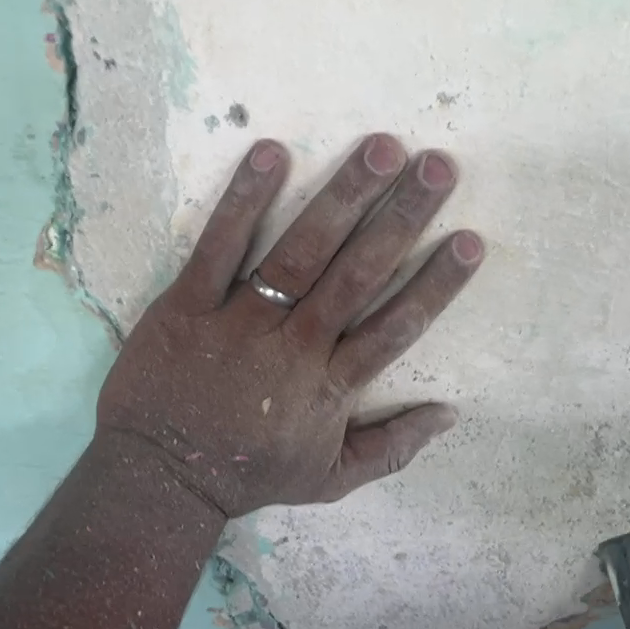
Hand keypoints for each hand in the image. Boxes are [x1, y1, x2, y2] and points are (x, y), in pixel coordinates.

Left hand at [97, 133, 482, 517]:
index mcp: (332, 386)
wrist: (159, 478)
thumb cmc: (251, 473)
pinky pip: (219, 247)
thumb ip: (393, 448)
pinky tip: (273, 153)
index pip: (397, 326)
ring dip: (343, 198)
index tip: (470, 241)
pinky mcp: (187, 305)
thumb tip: (450, 414)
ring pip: (300, 252)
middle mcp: (295, 346)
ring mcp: (240, 321)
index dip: (437, 283)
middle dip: (402, 218)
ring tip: (380, 147)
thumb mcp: (331, 480)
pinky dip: (244, 201)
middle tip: (437, 167)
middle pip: (358, 274)